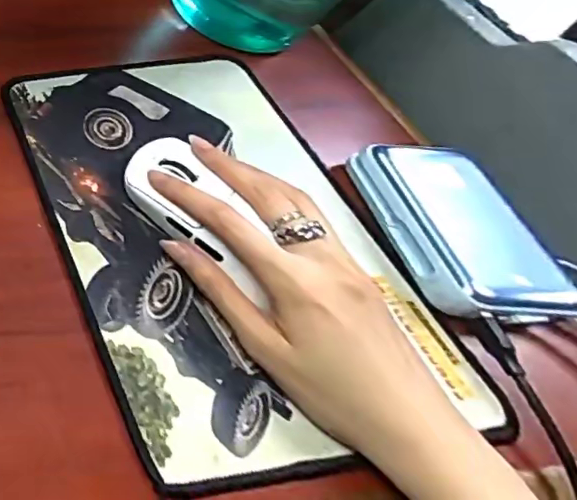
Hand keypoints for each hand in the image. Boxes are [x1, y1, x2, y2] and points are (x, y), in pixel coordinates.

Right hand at [149, 139, 530, 499]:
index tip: (159, 177)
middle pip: (267, 195)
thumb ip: (219, 291)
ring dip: (257, 172)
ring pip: (297, 198)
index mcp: (296, 283)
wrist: (416, 429)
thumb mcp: (265, 349)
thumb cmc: (336, 397)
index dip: (187, 194)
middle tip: (195, 146)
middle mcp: (323, 261)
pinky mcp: (357, 269)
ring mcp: (345, 261)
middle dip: (226, 166)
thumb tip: (179, 249)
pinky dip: (283, 192)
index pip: (228, 222)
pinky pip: (315, 215)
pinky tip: (269, 192)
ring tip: (227, 159)